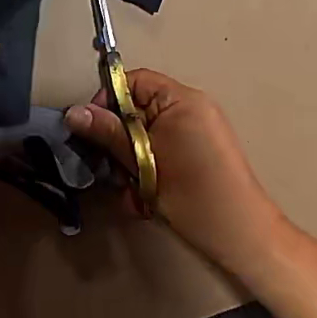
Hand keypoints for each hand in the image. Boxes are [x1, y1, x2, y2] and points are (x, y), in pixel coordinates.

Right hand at [66, 69, 285, 273]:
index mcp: (181, 100)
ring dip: (131, 163)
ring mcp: (194, 132)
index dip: (107, 101)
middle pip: (136, 110)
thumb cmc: (197, 195)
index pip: (133, 81)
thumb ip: (109, 133)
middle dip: (119, 141)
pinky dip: (147, 172)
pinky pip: (159, 151)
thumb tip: (75, 113)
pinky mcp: (195, 154)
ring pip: (143, 136)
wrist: (241, 236)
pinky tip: (146, 199)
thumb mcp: (143, 162)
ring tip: (134, 190)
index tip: (93, 129)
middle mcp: (190, 109)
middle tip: (112, 168)